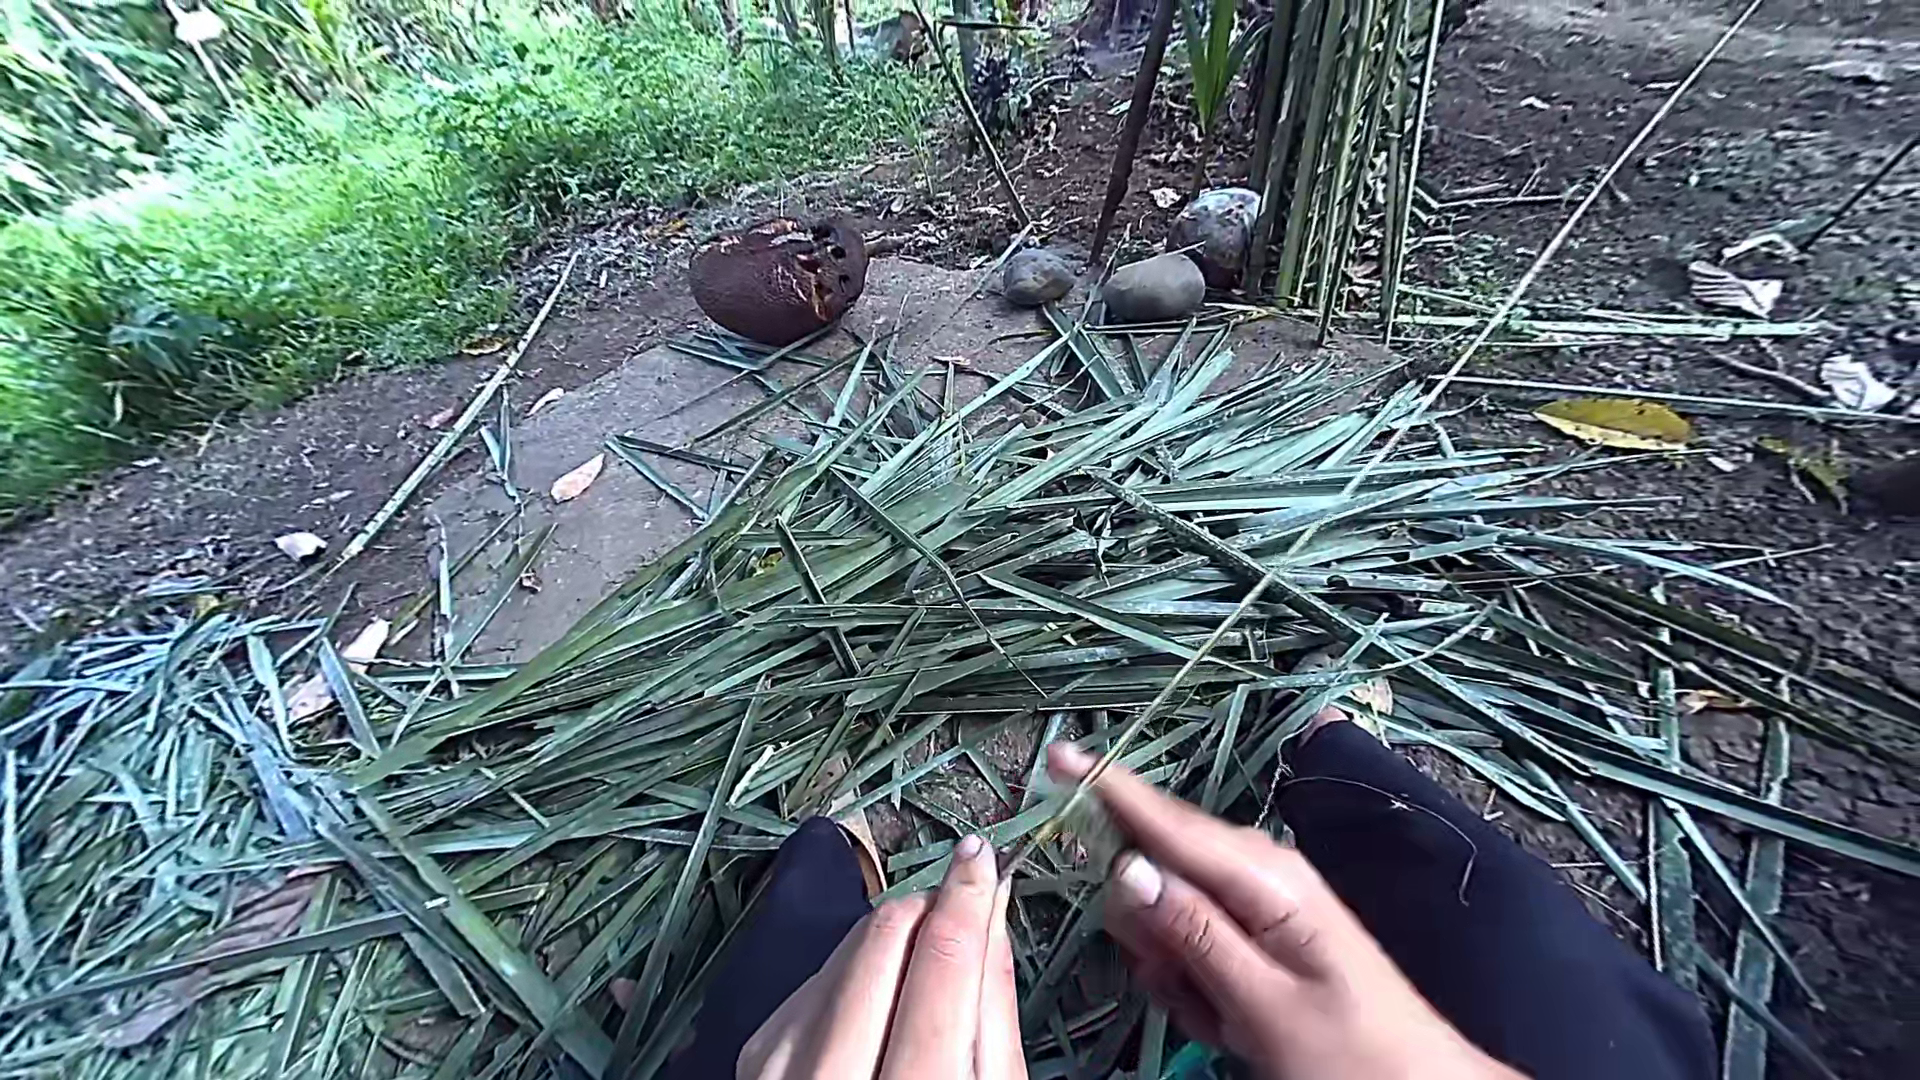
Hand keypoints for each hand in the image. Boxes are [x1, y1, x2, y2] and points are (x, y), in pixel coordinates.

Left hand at [737, 834, 1026, 1079]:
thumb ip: (992, 1007)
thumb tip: (991, 909)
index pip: (941, 961)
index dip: (966, 894)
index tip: (980, 853)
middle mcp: (830, 1078)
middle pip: (887, 935)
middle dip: (931, 903)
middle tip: (960, 905)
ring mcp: (779, 1068)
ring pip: (851, 941)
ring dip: (897, 930)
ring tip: (925, 960)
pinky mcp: (756, 1058)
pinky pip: (820, 971)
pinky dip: (860, 962)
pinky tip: (880, 994)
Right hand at [1048, 743, 1522, 1079]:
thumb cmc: (1358, 1061)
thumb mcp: (1270, 1012)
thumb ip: (1193, 932)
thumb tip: (1124, 867)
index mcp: (1260, 874)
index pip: (1164, 819)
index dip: (1106, 786)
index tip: (1057, 757)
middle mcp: (1248, 865)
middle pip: (1152, 860)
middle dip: (1146, 922)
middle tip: (1180, 985)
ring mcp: (1247, 890)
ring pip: (1162, 902)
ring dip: (1169, 958)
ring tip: (1217, 1014)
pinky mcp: (1246, 918)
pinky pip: (1184, 929)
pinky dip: (1187, 972)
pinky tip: (1223, 1014)